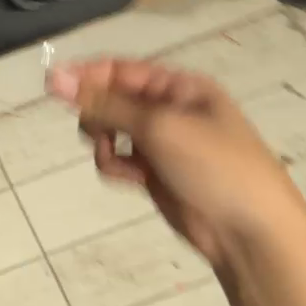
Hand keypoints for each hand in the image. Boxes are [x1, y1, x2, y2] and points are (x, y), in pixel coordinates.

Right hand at [48, 59, 305, 264]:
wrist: (253, 237)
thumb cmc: (216, 167)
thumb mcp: (158, 126)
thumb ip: (102, 102)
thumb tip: (51, 76)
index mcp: (180, 87)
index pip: (119, 69)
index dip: (85, 74)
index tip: (51, 85)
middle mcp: (169, 109)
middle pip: (108, 97)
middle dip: (96, 113)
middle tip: (98, 130)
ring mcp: (161, 141)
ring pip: (106, 127)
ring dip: (103, 140)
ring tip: (115, 154)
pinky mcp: (153, 171)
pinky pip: (115, 156)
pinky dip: (114, 164)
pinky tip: (130, 177)